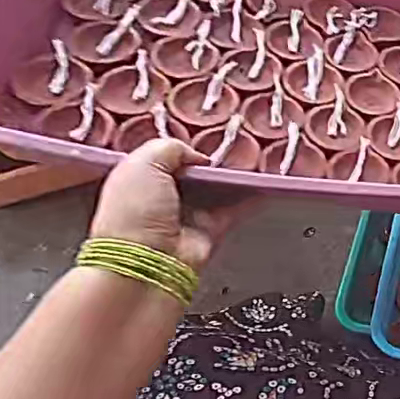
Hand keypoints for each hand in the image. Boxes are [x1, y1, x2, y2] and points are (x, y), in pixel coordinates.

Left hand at [89, 140, 256, 268]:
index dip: (182, 148)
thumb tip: (200, 157)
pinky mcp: (211, 230)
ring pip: (216, 189)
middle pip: (193, 172)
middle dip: (211, 161)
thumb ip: (172, 148)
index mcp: (138, 178)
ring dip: (233, 177)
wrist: (148, 260)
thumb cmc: (136, 209)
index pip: (164, 157)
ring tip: (253, 159)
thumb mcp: (143, 162)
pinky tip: (264, 182)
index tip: (202, 139)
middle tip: (232, 147)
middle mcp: (163, 197)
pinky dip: (250, 196)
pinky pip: (235, 208)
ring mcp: (188, 214)